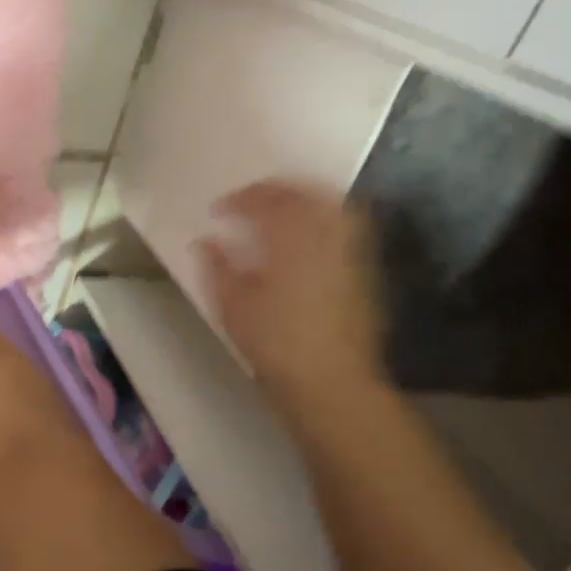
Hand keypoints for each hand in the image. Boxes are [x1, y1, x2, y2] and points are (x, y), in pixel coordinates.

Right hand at [195, 181, 383, 400]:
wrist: (331, 381)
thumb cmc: (274, 343)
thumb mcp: (232, 305)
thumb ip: (217, 266)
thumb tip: (206, 241)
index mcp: (291, 240)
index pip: (267, 201)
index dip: (241, 199)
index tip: (218, 209)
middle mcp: (327, 237)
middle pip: (307, 194)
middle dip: (278, 189)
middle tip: (252, 198)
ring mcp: (352, 252)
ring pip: (333, 207)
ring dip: (304, 200)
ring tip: (279, 211)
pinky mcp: (364, 271)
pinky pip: (345, 228)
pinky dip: (323, 220)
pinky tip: (304, 238)